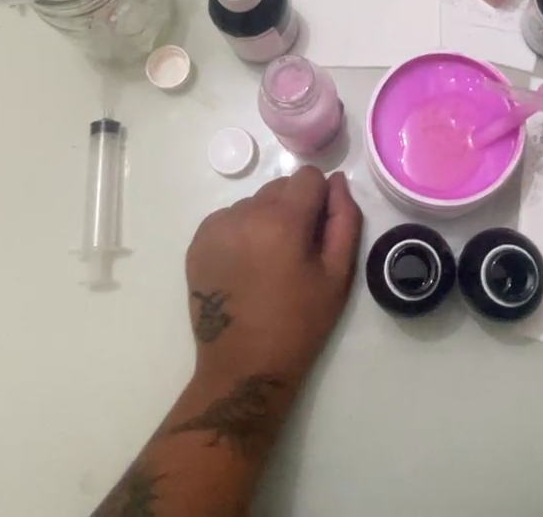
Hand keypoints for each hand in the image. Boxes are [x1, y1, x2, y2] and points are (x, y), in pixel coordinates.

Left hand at [184, 167, 361, 390]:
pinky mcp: (198, 242)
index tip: (318, 230)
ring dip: (266, 219)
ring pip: (254, 201)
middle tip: (295, 251)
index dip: (320, 198)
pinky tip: (245, 265)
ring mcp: (217, 227)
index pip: (309, 175)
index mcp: (283, 221)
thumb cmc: (299, 323)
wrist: (244, 367)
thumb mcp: (337, 275)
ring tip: (268, 261)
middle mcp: (245, 214)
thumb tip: (337, 183)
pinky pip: (229, 217)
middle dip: (293, 208)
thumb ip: (344, 220)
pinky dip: (241, 231)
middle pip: (280, 186)